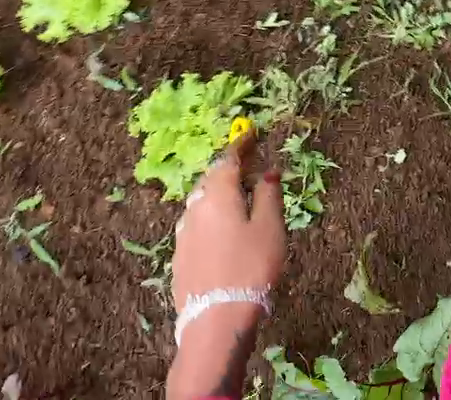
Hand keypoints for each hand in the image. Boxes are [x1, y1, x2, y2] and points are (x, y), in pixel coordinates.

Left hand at [172, 132, 285, 314]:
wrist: (216, 318)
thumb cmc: (251, 264)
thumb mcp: (270, 225)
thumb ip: (267, 193)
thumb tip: (267, 171)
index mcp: (217, 196)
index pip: (227, 161)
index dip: (241, 145)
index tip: (251, 133)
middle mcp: (194, 210)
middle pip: (210, 180)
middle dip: (229, 168)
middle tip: (250, 163)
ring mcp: (183, 235)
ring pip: (201, 202)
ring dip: (219, 192)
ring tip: (240, 193)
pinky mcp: (181, 256)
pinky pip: (197, 222)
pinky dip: (212, 213)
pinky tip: (225, 225)